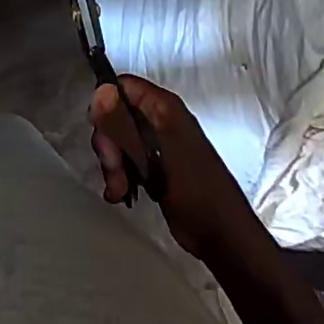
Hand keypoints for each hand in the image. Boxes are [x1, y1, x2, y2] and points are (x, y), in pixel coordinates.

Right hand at [90, 75, 267, 262]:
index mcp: (164, 108)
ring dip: (113, 165)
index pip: (122, 87)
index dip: (106, 105)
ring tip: (120, 189)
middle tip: (114, 168)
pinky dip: (119, 176)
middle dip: (109, 144)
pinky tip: (121, 194)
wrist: (222, 236)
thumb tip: (101, 91)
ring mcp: (157, 143)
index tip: (103, 133)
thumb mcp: (154, 156)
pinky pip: (126, 160)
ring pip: (118, 140)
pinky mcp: (154, 166)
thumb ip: (124, 124)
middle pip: (116, 115)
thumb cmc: (196, 192)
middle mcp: (160, 119)